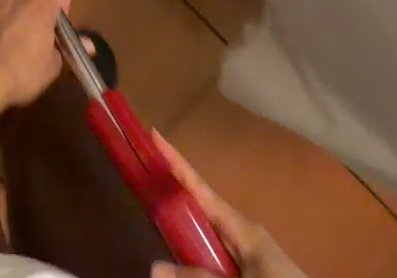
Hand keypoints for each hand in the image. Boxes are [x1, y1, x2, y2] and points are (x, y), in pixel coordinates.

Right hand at [149, 132, 307, 277]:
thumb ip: (199, 276)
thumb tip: (152, 266)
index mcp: (242, 226)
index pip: (200, 187)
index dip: (176, 162)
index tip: (155, 133)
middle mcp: (243, 232)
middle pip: (200, 206)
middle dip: (174, 190)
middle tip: (145, 174)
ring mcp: (248, 250)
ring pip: (207, 231)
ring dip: (183, 223)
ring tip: (156, 212)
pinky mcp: (251, 268)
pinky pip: (216, 250)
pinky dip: (196, 247)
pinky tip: (182, 254)